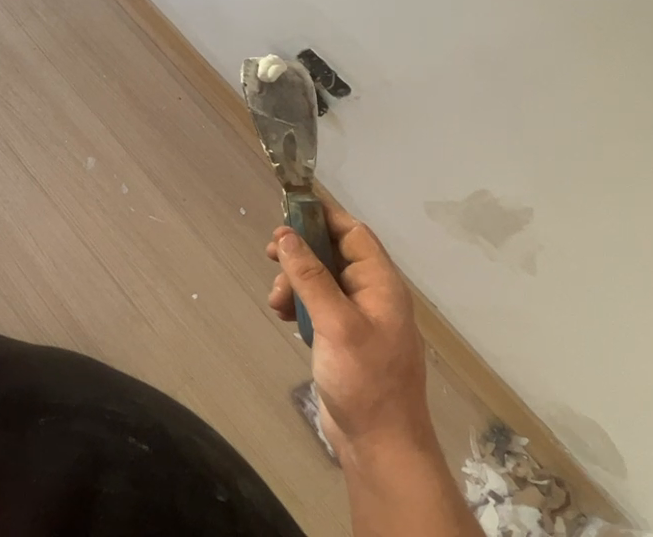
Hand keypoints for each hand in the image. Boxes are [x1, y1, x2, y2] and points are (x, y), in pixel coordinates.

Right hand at [266, 205, 431, 461]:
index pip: (354, 234)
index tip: (286, 210)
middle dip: (300, 251)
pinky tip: (285, 317)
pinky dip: (297, 303)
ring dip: (294, 281)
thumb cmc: (364, 379)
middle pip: (332, 253)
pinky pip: (317, 304)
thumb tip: (287, 235)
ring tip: (276, 302)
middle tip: (270, 255)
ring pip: (319, 279)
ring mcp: (358, 318)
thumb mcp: (335, 323)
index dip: (323, 217)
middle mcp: (372, 296)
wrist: (379, 442)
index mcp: (381, 287)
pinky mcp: (343, 337)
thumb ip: (310, 277)